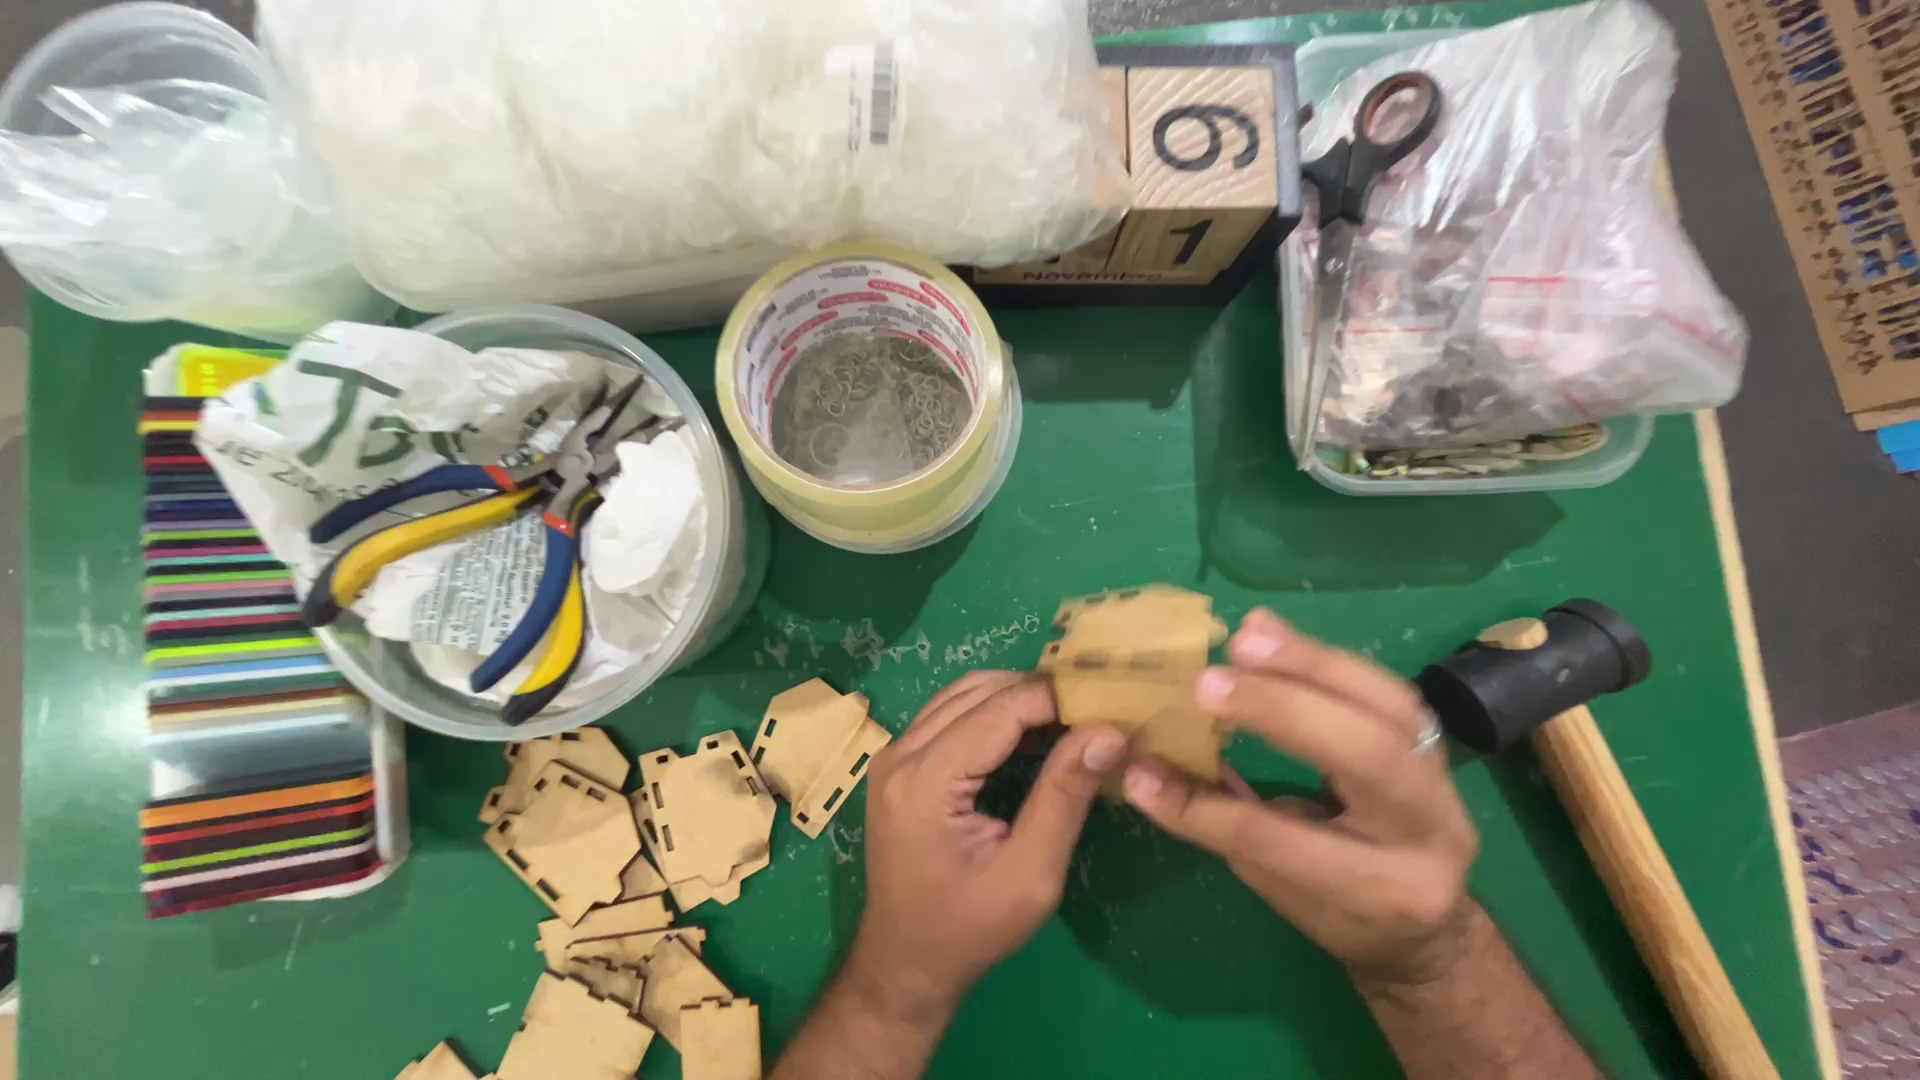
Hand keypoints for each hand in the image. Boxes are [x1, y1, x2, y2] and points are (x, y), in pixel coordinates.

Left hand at [846, 671, 1126, 1018]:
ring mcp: (893, 754)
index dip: (1055, 698)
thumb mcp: (1031, 874)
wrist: (905, 963)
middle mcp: (901, 754)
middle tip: (1092, 711)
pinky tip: (1029, 733)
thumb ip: (1065, 796)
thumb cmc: (970, 930)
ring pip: (961, 694)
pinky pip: (948, 713)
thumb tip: (1108, 732)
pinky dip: (990, 711)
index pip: (1000, 708)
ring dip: (1014, 696)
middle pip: (979, 691)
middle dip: (1038, 692)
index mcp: (926, 781)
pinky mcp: (898, 761)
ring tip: (1067, 719)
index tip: (1106, 704)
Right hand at [1122, 608, 1480, 987]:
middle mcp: (1428, 835)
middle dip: (1281, 708)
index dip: (1207, 808)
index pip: (1284, 843)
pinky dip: (1324, 657)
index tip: (1141, 771)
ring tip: (1245, 638)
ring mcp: (1445, 781)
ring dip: (1308, 662)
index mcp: (1383, 892)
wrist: (1431, 925)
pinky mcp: (1433, 740)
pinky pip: (1384, 686)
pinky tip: (1271, 633)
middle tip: (1208, 680)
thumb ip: (1221, 821)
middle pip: (1366, 756)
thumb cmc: (1338, 910)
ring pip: (1388, 704)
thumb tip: (1142, 767)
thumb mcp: (1275, 886)